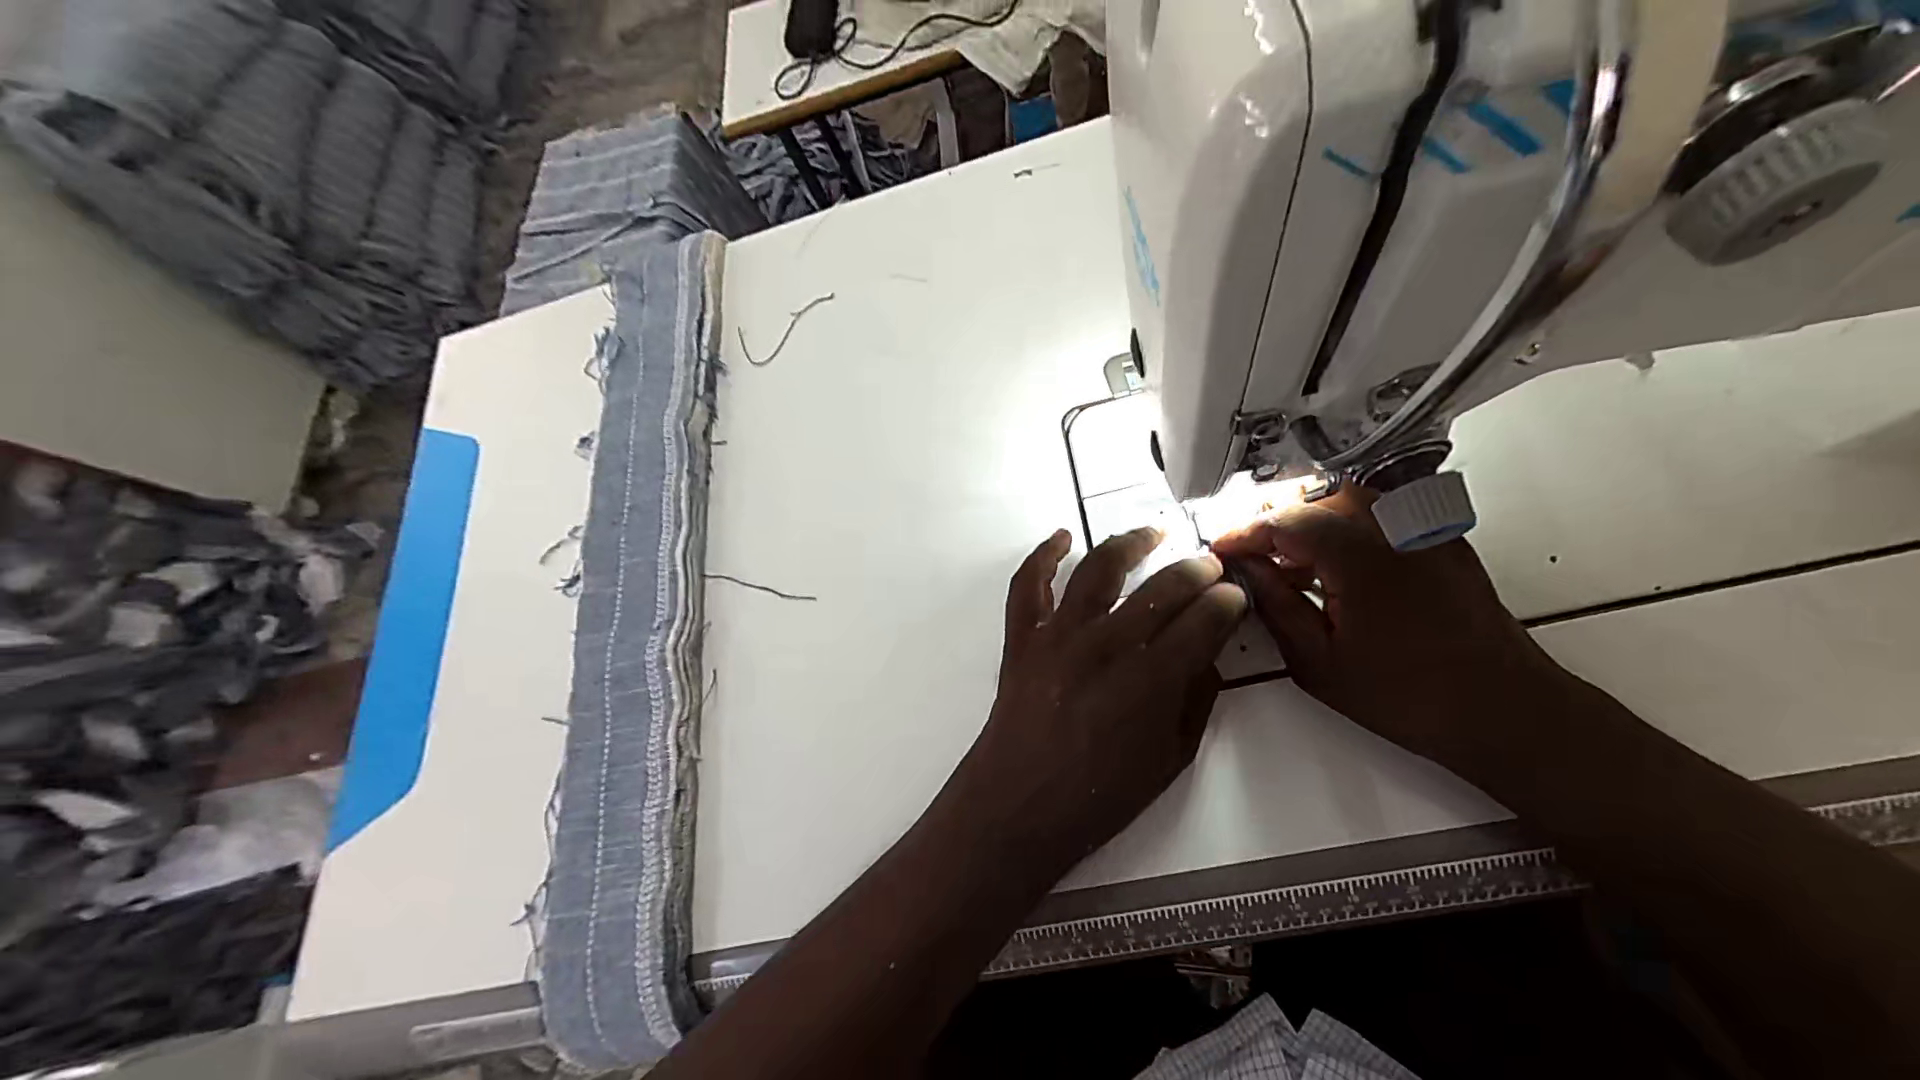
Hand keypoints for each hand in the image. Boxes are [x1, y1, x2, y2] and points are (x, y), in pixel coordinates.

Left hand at [939, 527, 1247, 876]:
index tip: (1235, 595)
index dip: (1225, 604)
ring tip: (1152, 532)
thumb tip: (1208, 654)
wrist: (1020, 804)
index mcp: (1149, 681)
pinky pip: (1028, 585)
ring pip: (1097, 570)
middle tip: (1209, 565)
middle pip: (1159, 590)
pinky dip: (1042, 557)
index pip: (1202, 622)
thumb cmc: (1100, 795)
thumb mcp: (1170, 757)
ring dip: (1129, 543)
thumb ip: (1194, 700)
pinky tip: (1060, 538)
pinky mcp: (1022, 638)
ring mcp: (1058, 636)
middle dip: (1194, 572)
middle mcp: (1104, 646)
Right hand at [1212, 494, 1568, 774]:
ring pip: (1347, 495)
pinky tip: (1327, 562)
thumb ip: (1276, 607)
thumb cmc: (1412, 697)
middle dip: (1271, 515)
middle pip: (1316, 493)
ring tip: (1281, 556)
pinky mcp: (1439, 539)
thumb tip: (1246, 572)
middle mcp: (1397, 529)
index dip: (1244, 532)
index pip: (1286, 520)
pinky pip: (1378, 511)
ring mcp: (1424, 530)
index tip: (1221, 548)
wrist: (1504, 711)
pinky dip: (1340, 524)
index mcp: (1363, 559)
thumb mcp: (1320, 663)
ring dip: (1305, 517)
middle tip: (1244, 547)